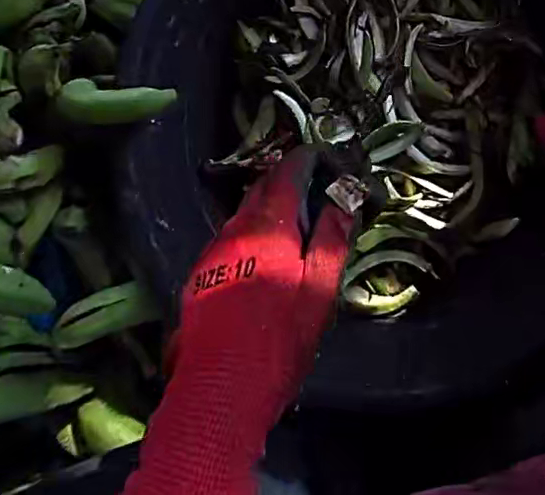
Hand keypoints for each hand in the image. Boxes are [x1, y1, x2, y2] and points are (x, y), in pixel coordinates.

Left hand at [125, 147, 353, 494]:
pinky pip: (229, 235)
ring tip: (289, 217)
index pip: (287, 174)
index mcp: (269, 226)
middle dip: (284, 178)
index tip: (320, 154)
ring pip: (242, 211)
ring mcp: (213, 249)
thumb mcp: (319, 293)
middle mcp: (236, 227)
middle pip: (261, 187)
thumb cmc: (278, 341)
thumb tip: (344, 199)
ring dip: (266, 205)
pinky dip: (249, 230)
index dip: (305, 159)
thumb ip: (332, 241)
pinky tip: (261, 252)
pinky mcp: (200, 272)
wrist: (218, 391)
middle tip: (309, 182)